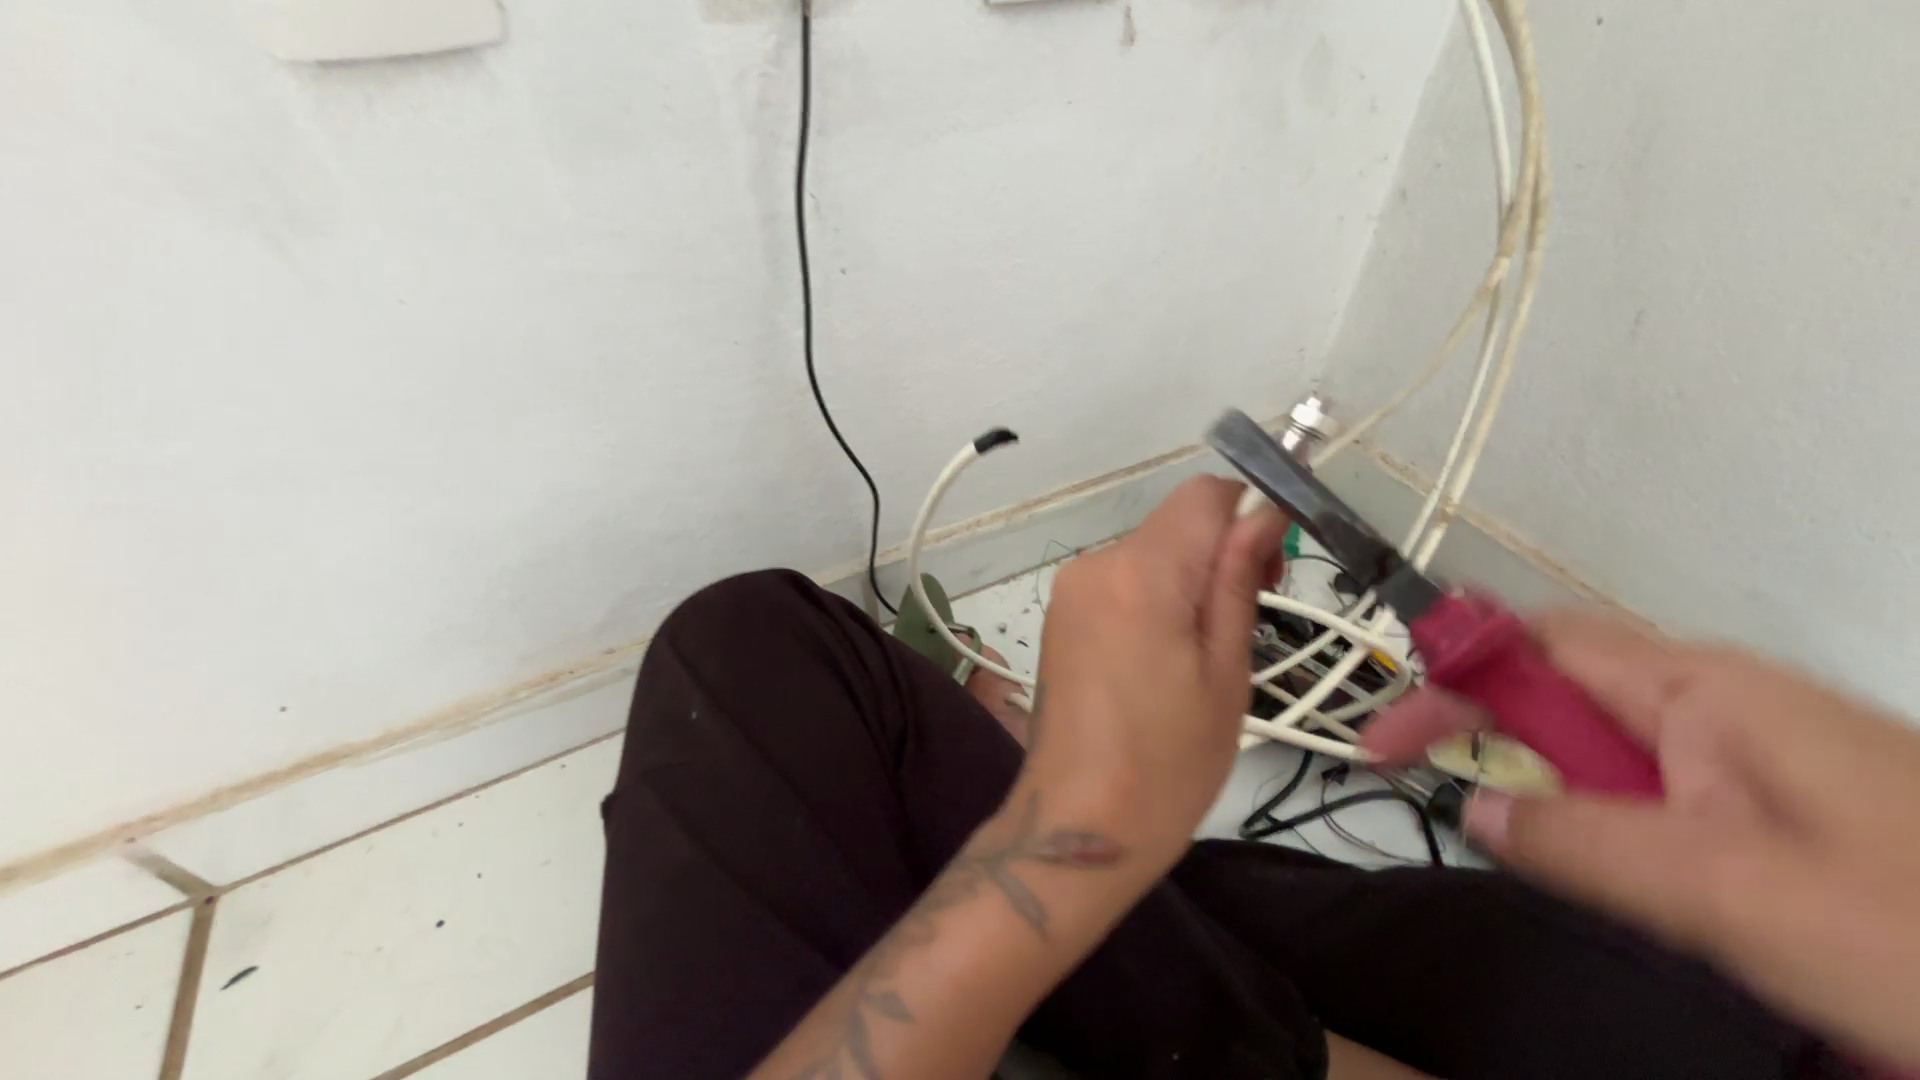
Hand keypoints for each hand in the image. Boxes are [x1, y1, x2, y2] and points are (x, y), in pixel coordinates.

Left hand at [1020, 476, 1286, 875]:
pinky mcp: (1059, 615)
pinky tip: (1158, 660)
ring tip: (1196, 657)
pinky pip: (1119, 582)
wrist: (1080, 821)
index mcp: (1140, 574)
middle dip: (1217, 555)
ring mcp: (1069, 590)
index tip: (1269, 572)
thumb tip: (1262, 512)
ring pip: (1149, 554)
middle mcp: (1094, 565)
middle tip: (1241, 627)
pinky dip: (1150, 600)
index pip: (1204, 496)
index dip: (1248, 516)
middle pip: (1174, 525)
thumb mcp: (1226, 672)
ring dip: (1184, 582)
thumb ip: (1238, 580)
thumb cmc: (1169, 762)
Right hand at [1365, 611, 1919, 1068]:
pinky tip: (1615, 869)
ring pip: (1600, 746)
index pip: (1534, 645)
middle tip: (1427, 787)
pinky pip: (1647, 790)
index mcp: (1703, 689)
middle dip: (1481, 728)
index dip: (1445, 676)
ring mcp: (1747, 754)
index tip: (1383, 739)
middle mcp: (1717, 702)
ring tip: (1532, 847)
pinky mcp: (1768, 803)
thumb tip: (1472, 808)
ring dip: (1542, 784)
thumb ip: (1578, 841)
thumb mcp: (1729, 893)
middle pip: (1558, 685)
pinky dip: (1597, 820)